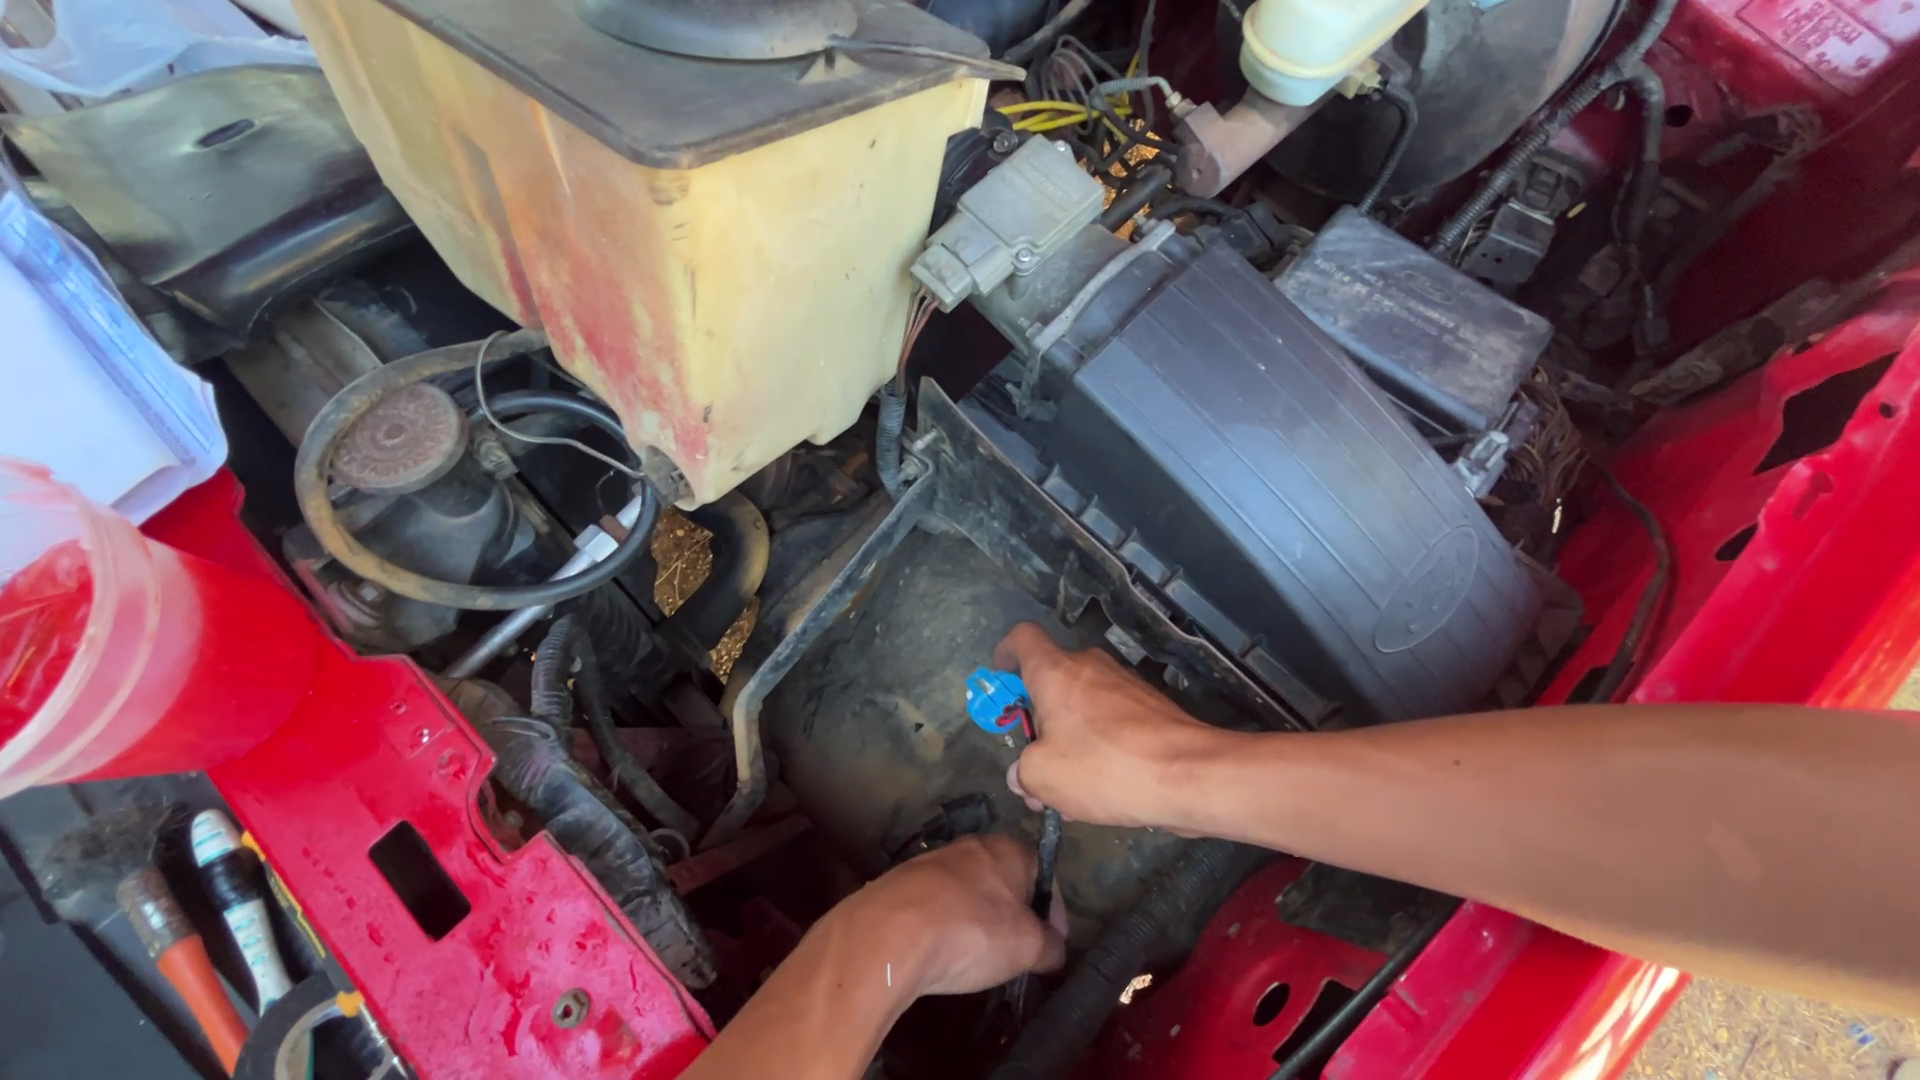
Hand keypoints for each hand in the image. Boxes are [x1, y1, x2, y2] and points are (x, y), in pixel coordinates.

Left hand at [830, 834, 1065, 996]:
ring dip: (979, 920)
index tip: (1053, 945)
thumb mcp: (1028, 947)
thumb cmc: (973, 930)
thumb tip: (1056, 947)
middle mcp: (973, 844)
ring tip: (979, 957)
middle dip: (1015, 915)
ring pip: (970, 891)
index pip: (1045, 873)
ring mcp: (934, 860)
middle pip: (1006, 880)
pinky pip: (938, 904)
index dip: (1055, 912)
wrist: (892, 932)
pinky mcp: (904, 882)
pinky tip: (943, 951)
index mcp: (1009, 848)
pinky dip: (947, 924)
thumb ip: (1051, 946)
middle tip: (1018, 952)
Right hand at [995, 622, 1226, 831]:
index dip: (1006, 650)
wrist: (1188, 774)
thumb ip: (1023, 772)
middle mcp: (1090, 666)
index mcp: (1055, 671)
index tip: (1001, 676)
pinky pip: (1112, 720)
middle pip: (1054, 677)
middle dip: (1039, 716)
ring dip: (1069, 737)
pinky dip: (1100, 745)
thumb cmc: (1102, 766)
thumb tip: (1022, 776)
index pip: (1023, 637)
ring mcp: (1125, 684)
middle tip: (1034, 757)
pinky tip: (1103, 788)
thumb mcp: (1042, 777)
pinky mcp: (1153, 708)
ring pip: (1083, 704)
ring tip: (1068, 789)